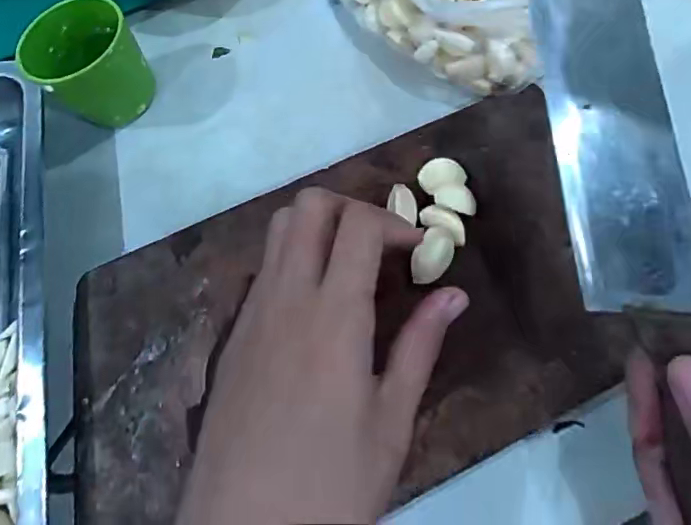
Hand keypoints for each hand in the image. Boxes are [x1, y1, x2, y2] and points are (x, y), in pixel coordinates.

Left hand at [176, 189, 467, 524]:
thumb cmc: (330, 485)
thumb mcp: (390, 422)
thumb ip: (420, 346)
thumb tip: (454, 295)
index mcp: (334, 315)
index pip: (360, 225)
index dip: (394, 222)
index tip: (418, 247)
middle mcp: (288, 295)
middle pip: (311, 205)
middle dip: (352, 206)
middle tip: (381, 243)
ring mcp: (254, 308)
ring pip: (280, 226)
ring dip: (318, 225)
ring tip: (349, 262)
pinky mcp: (235, 328)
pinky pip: (265, 265)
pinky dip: (294, 256)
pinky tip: (314, 301)